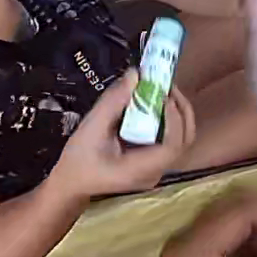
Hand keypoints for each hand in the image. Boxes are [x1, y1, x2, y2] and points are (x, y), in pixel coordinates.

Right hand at [46, 71, 196, 200]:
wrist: (72, 182)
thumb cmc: (79, 159)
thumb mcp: (91, 128)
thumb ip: (113, 101)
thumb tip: (135, 74)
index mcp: (141, 170)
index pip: (172, 147)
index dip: (174, 120)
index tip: (164, 96)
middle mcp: (155, 172)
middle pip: (184, 141)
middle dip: (182, 111)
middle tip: (169, 87)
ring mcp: (157, 168)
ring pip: (181, 139)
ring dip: (178, 113)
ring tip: (164, 91)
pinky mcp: (154, 161)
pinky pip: (169, 138)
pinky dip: (169, 119)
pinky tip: (157, 103)